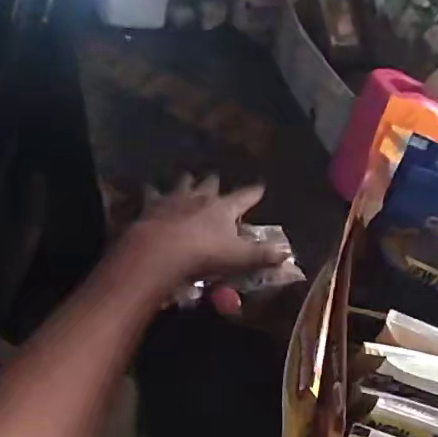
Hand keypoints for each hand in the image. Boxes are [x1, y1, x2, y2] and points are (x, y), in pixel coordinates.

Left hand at [123, 176, 288, 313]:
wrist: (160, 251)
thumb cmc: (205, 255)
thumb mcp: (240, 258)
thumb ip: (263, 255)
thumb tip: (287, 253)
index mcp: (224, 208)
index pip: (245, 197)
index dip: (254, 193)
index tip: (260, 187)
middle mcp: (200, 197)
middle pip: (210, 185)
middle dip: (214, 183)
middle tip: (215, 179)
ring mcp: (174, 199)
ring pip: (182, 185)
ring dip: (186, 182)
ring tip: (187, 178)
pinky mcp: (151, 207)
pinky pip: (153, 196)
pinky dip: (153, 194)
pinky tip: (150, 192)